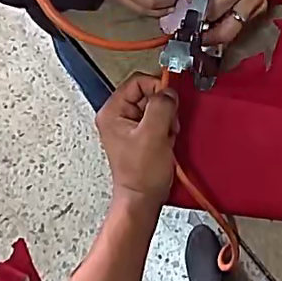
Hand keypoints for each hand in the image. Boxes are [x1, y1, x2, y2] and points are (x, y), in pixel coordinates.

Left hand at [96, 73, 178, 209]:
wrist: (143, 199)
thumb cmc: (140, 176)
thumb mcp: (153, 135)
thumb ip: (161, 107)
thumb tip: (168, 91)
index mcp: (113, 112)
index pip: (138, 81)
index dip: (157, 87)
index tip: (169, 100)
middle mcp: (118, 116)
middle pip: (148, 92)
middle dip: (164, 106)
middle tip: (167, 123)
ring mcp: (130, 126)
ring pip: (156, 106)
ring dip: (167, 118)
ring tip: (166, 135)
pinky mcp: (142, 134)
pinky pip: (160, 119)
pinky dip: (167, 127)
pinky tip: (166, 140)